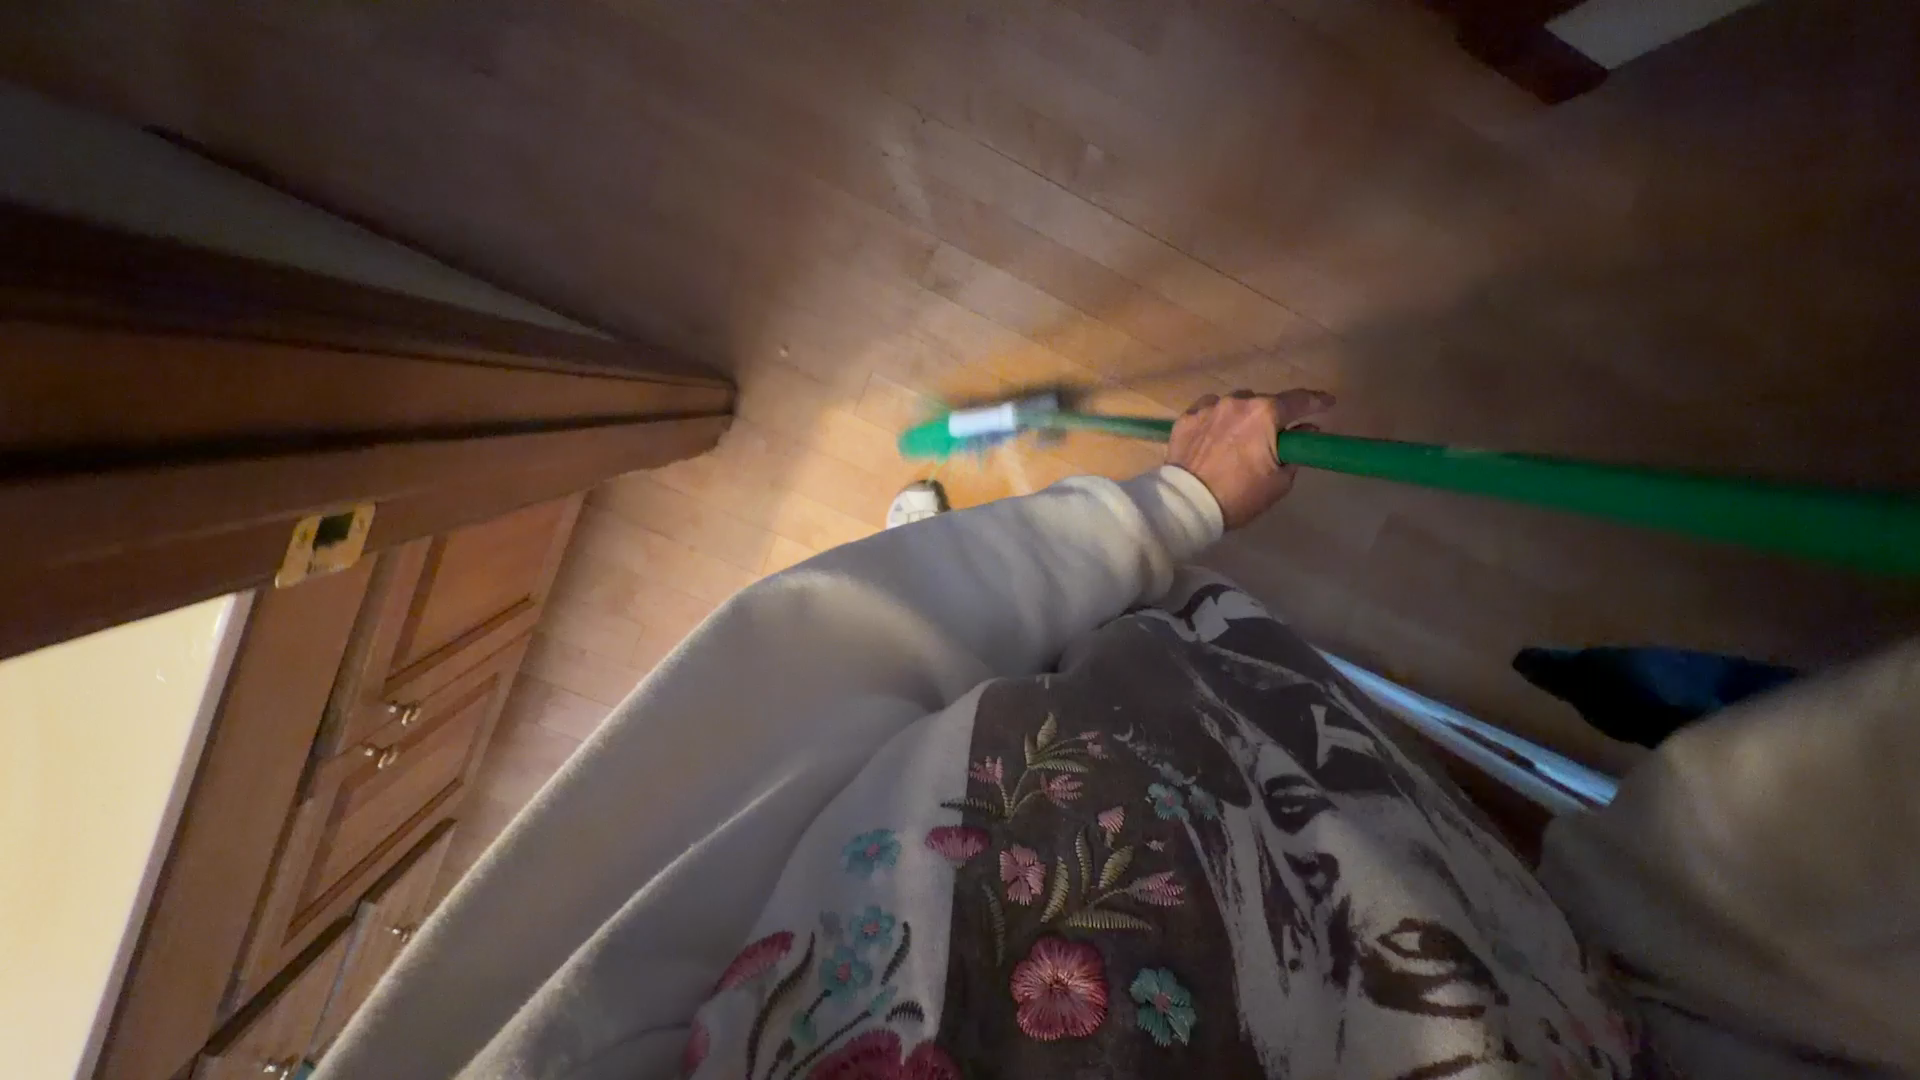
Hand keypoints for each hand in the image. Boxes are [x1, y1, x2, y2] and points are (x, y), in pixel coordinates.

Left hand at [1168, 389, 1334, 528]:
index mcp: (1265, 414)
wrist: (1186, 504)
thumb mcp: (1279, 481)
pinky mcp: (1185, 418)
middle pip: (1263, 403)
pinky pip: (1208, 410)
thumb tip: (1305, 431)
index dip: (1316, 402)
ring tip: (1239, 438)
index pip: (1299, 401)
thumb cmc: (1238, 496)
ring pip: (1234, 404)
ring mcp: (1208, 408)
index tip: (1326, 404)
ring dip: (1242, 416)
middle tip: (1272, 437)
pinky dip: (1216, 419)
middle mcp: (1237, 402)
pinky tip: (1215, 434)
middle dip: (1272, 417)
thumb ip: (1295, 451)